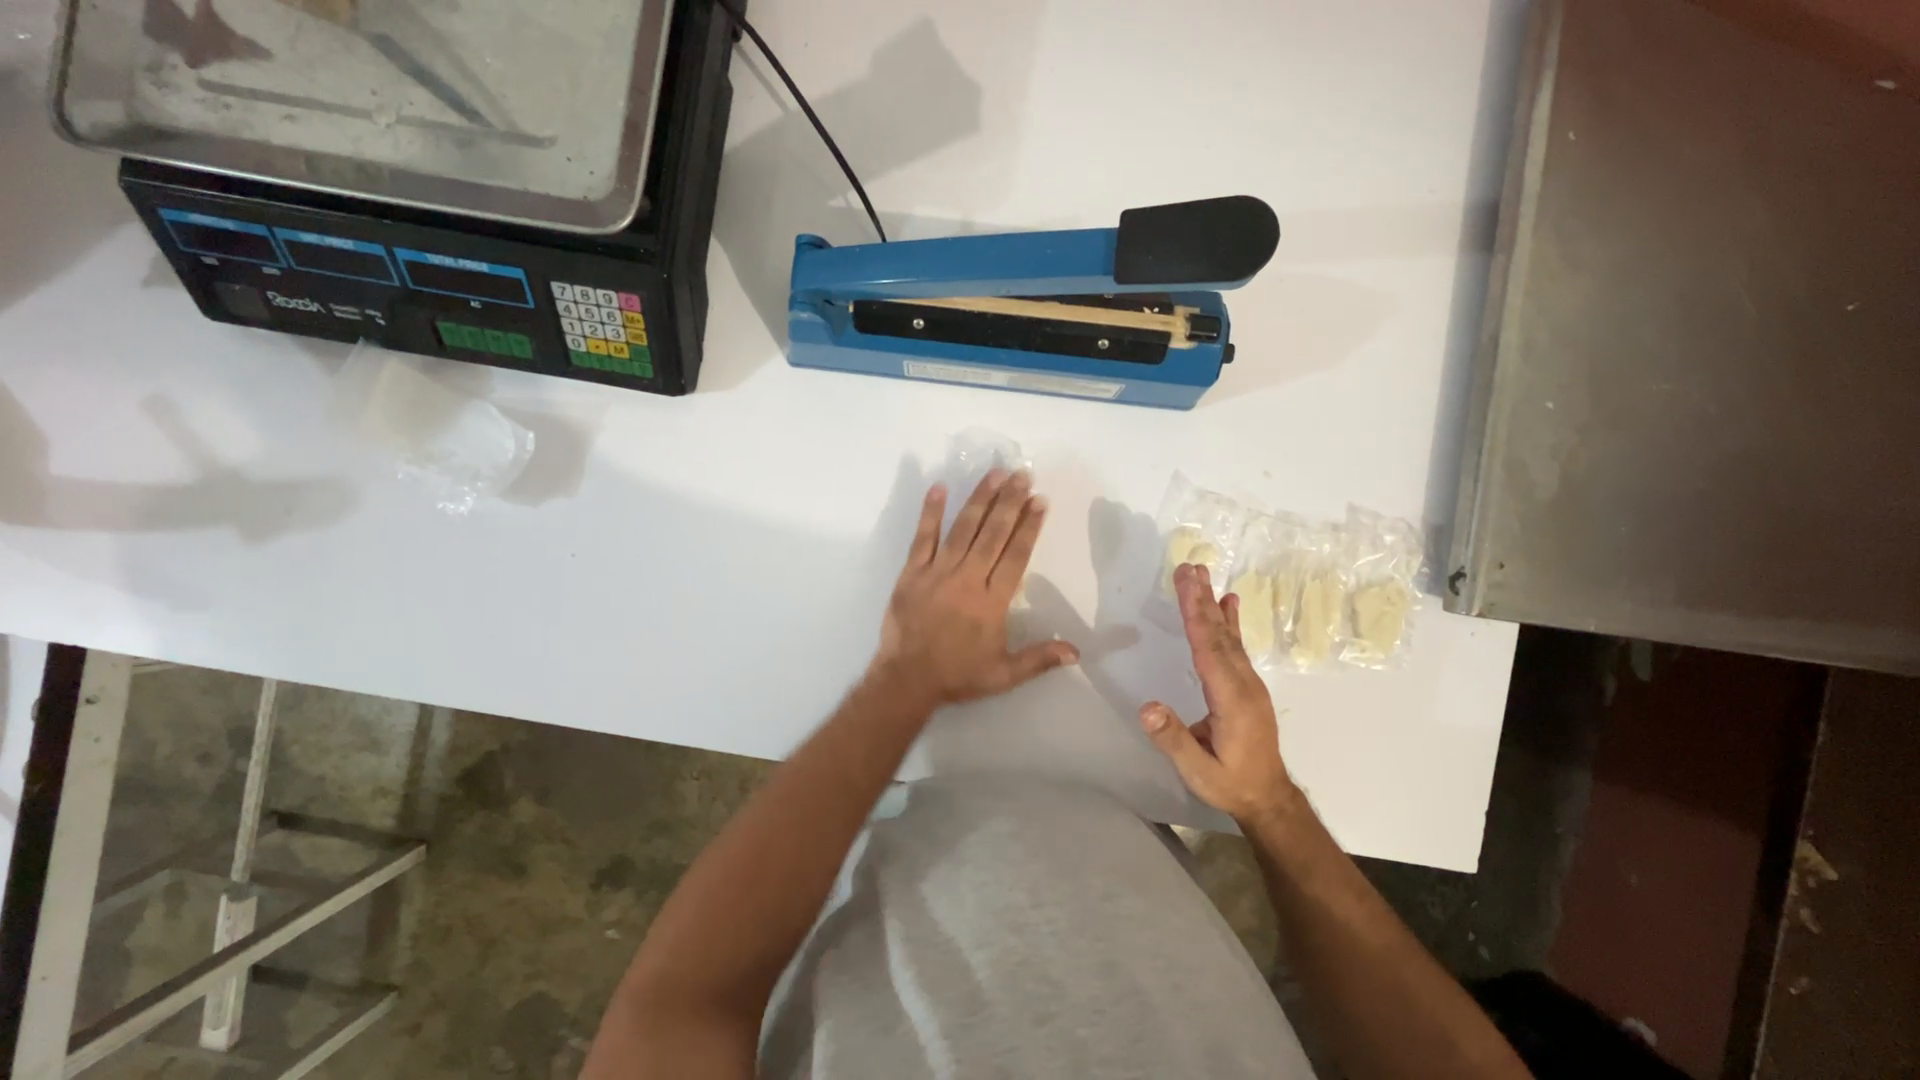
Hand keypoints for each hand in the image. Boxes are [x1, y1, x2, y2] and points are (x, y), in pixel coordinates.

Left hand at [872, 470, 1079, 706]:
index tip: (1040, 501)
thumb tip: (1076, 652)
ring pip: (963, 528)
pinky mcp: (912, 573)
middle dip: (1010, 502)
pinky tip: (939, 488)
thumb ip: (1039, 659)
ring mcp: (938, 572)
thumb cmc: (957, 676)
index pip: (1016, 555)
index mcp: (992, 602)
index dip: (1029, 526)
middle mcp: (968, 579)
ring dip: (980, 499)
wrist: (906, 680)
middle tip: (1023, 474)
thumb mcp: (1003, 675)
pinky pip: (922, 537)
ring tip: (995, 473)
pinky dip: (930, 512)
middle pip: (993, 533)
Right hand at [1140, 563, 1301, 827]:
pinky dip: (1229, 621)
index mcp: (1231, 700)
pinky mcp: (1247, 687)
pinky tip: (1228, 603)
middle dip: (1201, 599)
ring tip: (1203, 575)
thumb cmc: (1230, 783)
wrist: (1268, 797)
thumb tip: (1147, 707)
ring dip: (1212, 604)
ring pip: (1228, 637)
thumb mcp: (1197, 771)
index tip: (1185, 584)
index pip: (1209, 649)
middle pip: (1219, 635)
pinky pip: (1235, 646)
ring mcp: (1249, 683)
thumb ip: (1174, 739)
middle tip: (1190, 567)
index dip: (1195, 615)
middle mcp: (1243, 684)